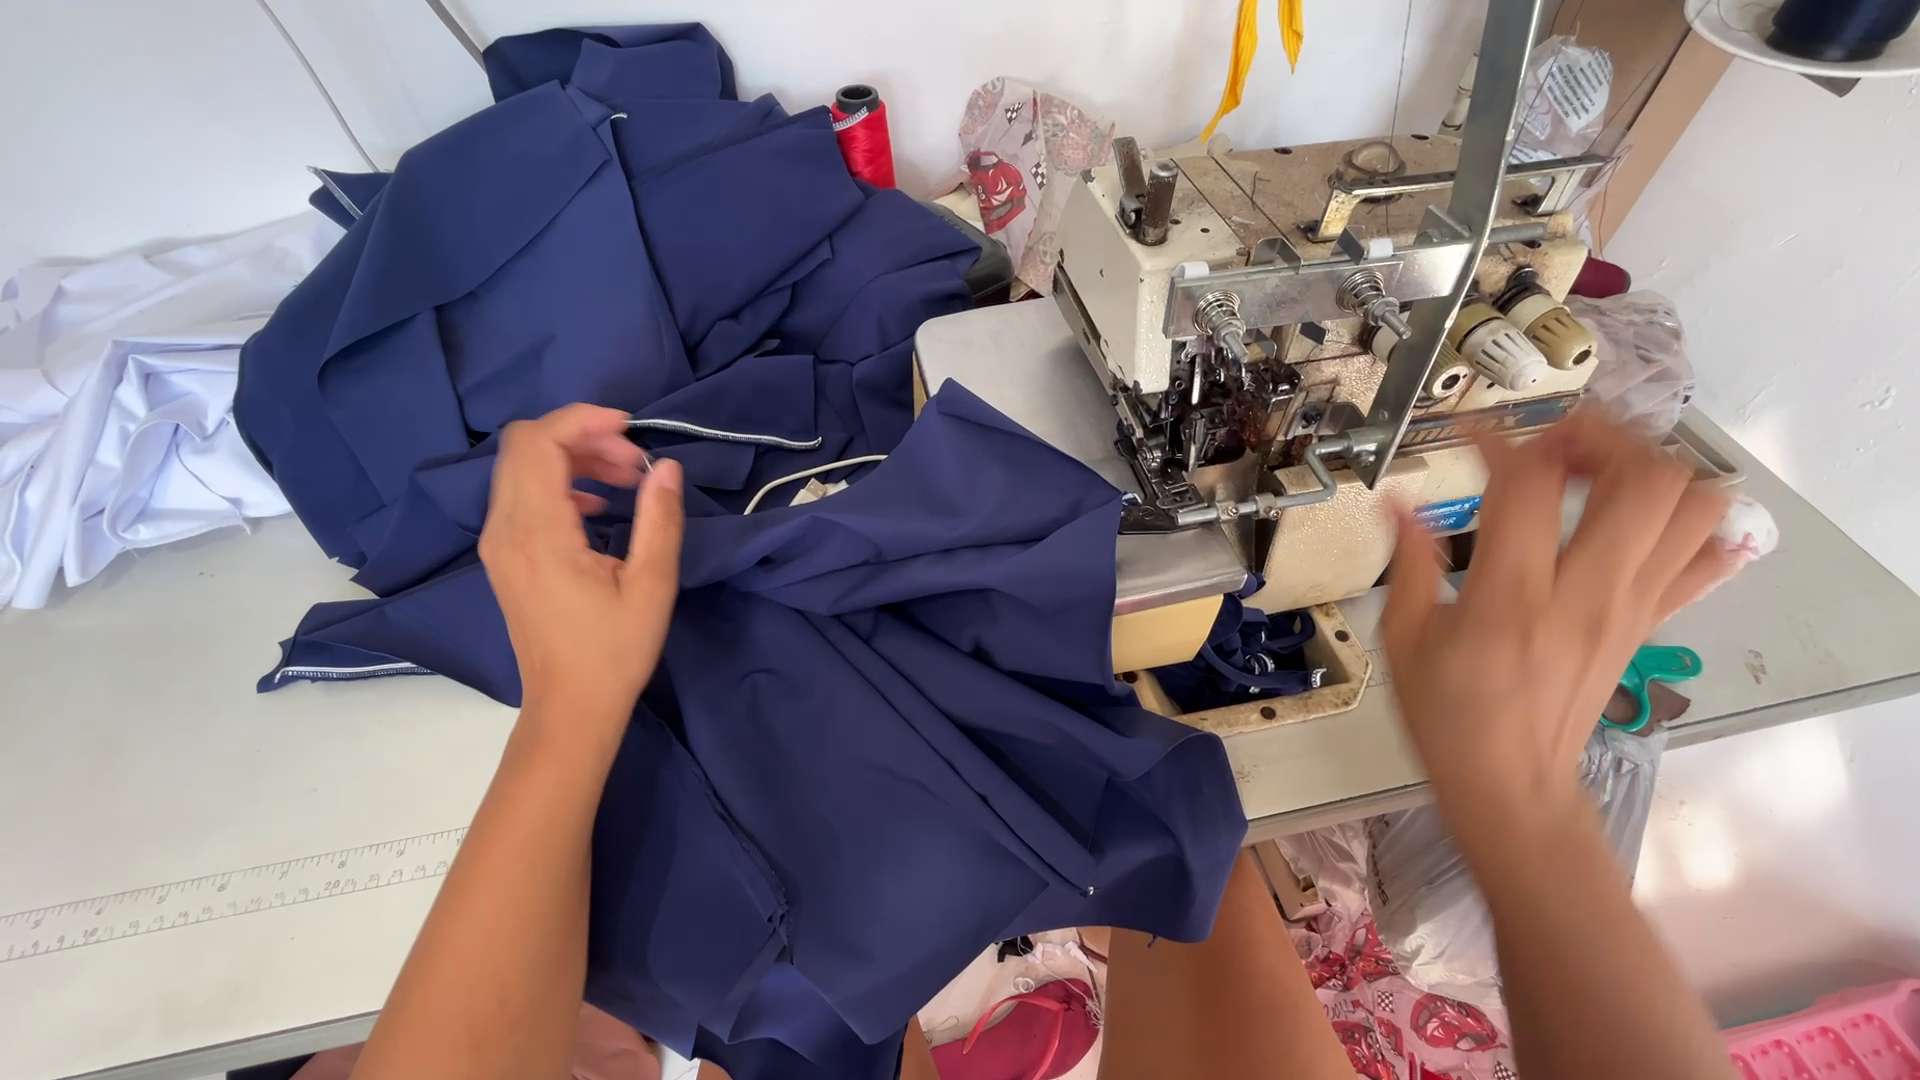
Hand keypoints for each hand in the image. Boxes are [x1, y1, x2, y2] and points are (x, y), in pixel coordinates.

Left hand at [478, 405, 683, 723]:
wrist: (570, 705)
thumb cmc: (615, 649)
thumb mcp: (653, 585)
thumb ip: (660, 519)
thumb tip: (666, 467)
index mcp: (538, 532)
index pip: (539, 442)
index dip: (584, 420)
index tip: (633, 429)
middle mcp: (505, 529)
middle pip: (525, 445)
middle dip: (582, 436)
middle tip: (634, 461)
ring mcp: (498, 542)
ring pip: (521, 466)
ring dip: (573, 457)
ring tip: (625, 480)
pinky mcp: (504, 555)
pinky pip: (521, 493)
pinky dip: (559, 481)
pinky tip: (597, 505)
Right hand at [1380, 412, 1731, 845]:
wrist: (1512, 784)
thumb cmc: (1445, 714)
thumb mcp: (1402, 637)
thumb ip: (1407, 562)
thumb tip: (1396, 501)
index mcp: (1509, 597)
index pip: (1527, 484)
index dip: (1500, 441)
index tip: (1470, 437)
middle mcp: (1585, 593)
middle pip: (1642, 477)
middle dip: (1600, 436)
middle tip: (1551, 441)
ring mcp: (1631, 608)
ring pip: (1690, 506)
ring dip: (1649, 468)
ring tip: (1595, 470)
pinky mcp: (1651, 623)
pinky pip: (1705, 558)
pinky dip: (1691, 521)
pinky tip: (1641, 516)